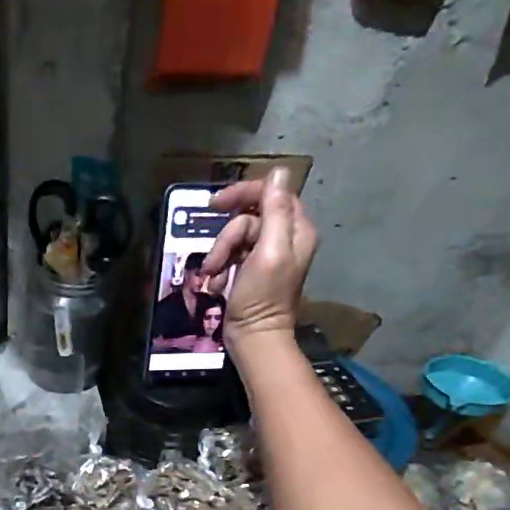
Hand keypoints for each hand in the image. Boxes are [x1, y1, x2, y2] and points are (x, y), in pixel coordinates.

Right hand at [199, 168, 318, 341]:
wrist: (253, 338)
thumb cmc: (262, 297)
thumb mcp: (270, 251)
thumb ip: (275, 211)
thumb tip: (279, 172)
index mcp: (296, 230)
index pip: (270, 194)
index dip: (242, 195)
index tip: (213, 205)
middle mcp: (283, 239)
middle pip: (247, 219)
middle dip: (225, 239)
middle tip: (214, 261)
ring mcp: (264, 256)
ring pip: (234, 239)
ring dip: (218, 257)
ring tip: (214, 278)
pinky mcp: (248, 271)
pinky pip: (229, 258)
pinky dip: (219, 270)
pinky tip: (217, 284)